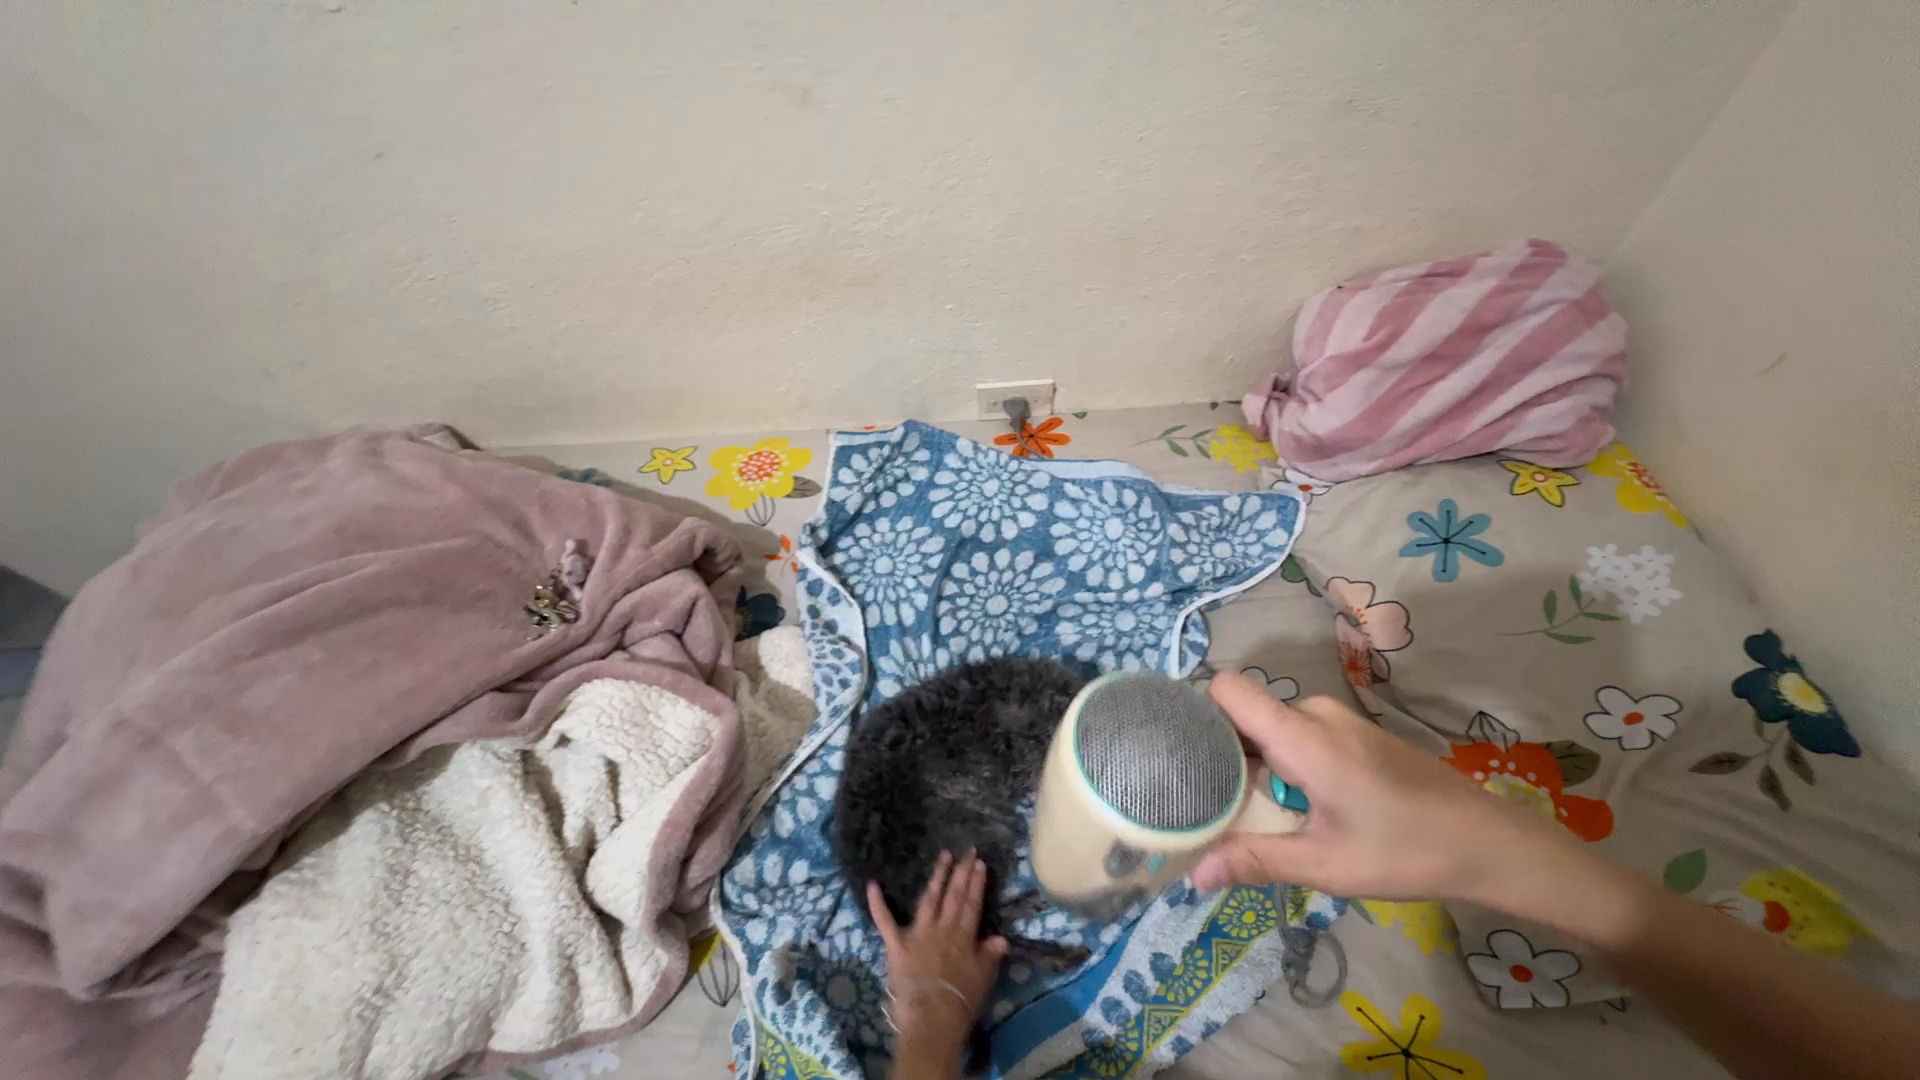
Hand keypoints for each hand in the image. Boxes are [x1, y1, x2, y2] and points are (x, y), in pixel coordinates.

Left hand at [867, 851, 1007, 1041]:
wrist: (931, 1018)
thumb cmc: (960, 1001)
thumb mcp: (983, 978)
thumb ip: (990, 955)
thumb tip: (1001, 938)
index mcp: (963, 936)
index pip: (972, 904)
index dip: (976, 883)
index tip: (979, 863)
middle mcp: (942, 928)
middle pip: (954, 895)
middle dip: (961, 871)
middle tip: (967, 851)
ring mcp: (918, 933)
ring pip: (929, 898)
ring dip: (937, 876)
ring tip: (943, 856)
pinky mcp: (896, 944)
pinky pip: (885, 921)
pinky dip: (877, 903)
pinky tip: (872, 885)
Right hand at [1191, 671, 1574, 903]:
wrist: (1493, 843)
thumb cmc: (1407, 850)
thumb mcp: (1326, 864)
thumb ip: (1255, 860)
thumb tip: (1193, 875)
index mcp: (1302, 734)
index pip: (1227, 689)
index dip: (1197, 712)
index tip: (1182, 754)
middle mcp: (1314, 713)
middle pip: (1244, 714)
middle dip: (1223, 754)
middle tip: (1209, 801)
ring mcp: (1337, 720)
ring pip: (1270, 728)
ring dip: (1255, 764)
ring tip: (1251, 811)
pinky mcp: (1353, 733)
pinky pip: (1296, 734)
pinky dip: (1282, 763)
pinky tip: (1294, 806)